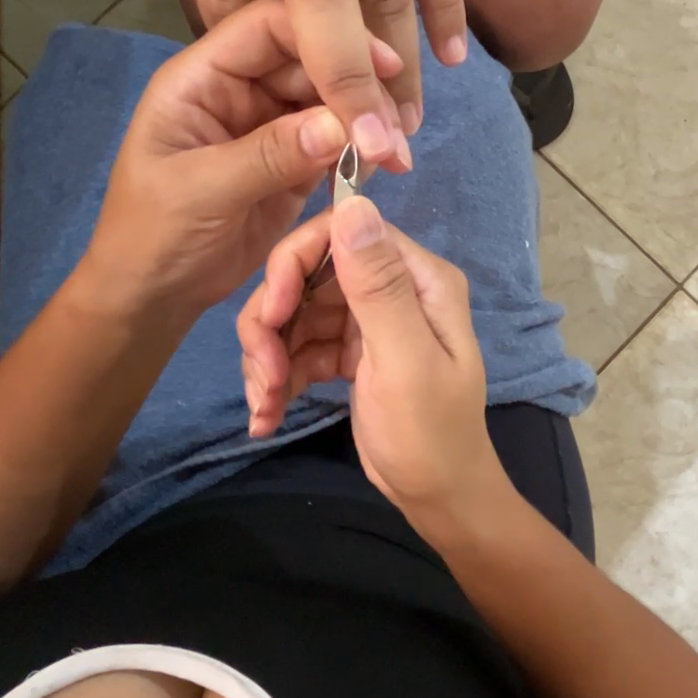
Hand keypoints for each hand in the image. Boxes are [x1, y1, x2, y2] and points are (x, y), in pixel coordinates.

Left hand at [76, 0, 402, 324]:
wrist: (156, 295)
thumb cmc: (154, 235)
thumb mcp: (201, 191)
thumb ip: (268, 155)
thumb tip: (341, 126)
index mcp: (203, 78)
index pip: (269, 30)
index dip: (324, 36)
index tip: (381, 64)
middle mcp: (241, 91)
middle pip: (311, 66)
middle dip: (357, 92)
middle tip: (396, 131)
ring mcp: (270, 130)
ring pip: (331, 106)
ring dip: (367, 126)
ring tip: (398, 157)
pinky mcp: (294, 167)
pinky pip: (336, 147)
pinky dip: (361, 156)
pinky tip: (382, 170)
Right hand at [236, 197, 501, 508]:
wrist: (437, 496)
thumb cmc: (430, 433)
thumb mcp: (405, 361)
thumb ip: (378, 286)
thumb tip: (354, 201)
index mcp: (418, 278)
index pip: (341, 234)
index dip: (293, 265)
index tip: (270, 315)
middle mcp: (393, 288)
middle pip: (307, 275)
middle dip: (272, 324)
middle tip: (260, 378)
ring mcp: (368, 320)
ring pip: (294, 313)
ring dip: (268, 358)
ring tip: (263, 405)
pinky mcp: (349, 351)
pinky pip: (298, 346)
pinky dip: (277, 377)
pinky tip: (267, 416)